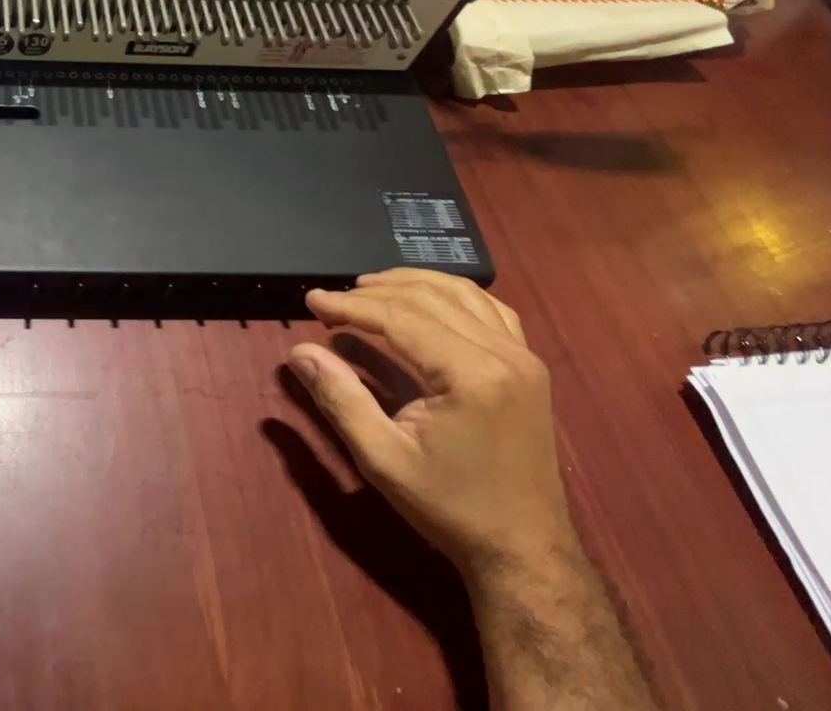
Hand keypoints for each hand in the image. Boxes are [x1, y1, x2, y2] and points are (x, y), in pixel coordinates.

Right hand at [288, 269, 576, 577]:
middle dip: (373, 292)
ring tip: (368, 289)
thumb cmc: (449, 505)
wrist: (523, 547)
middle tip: (330, 300)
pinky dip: (451, 295)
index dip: (350, 305)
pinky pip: (490, 310)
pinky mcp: (530, 367)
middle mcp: (504, 355)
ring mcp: (524, 357)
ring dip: (411, 284)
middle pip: (429, 298)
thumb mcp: (381, 457)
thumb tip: (300, 351)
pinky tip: (424, 300)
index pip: (401, 317)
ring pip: (462, 294)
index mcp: (471, 375)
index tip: (311, 301)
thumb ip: (340, 398)